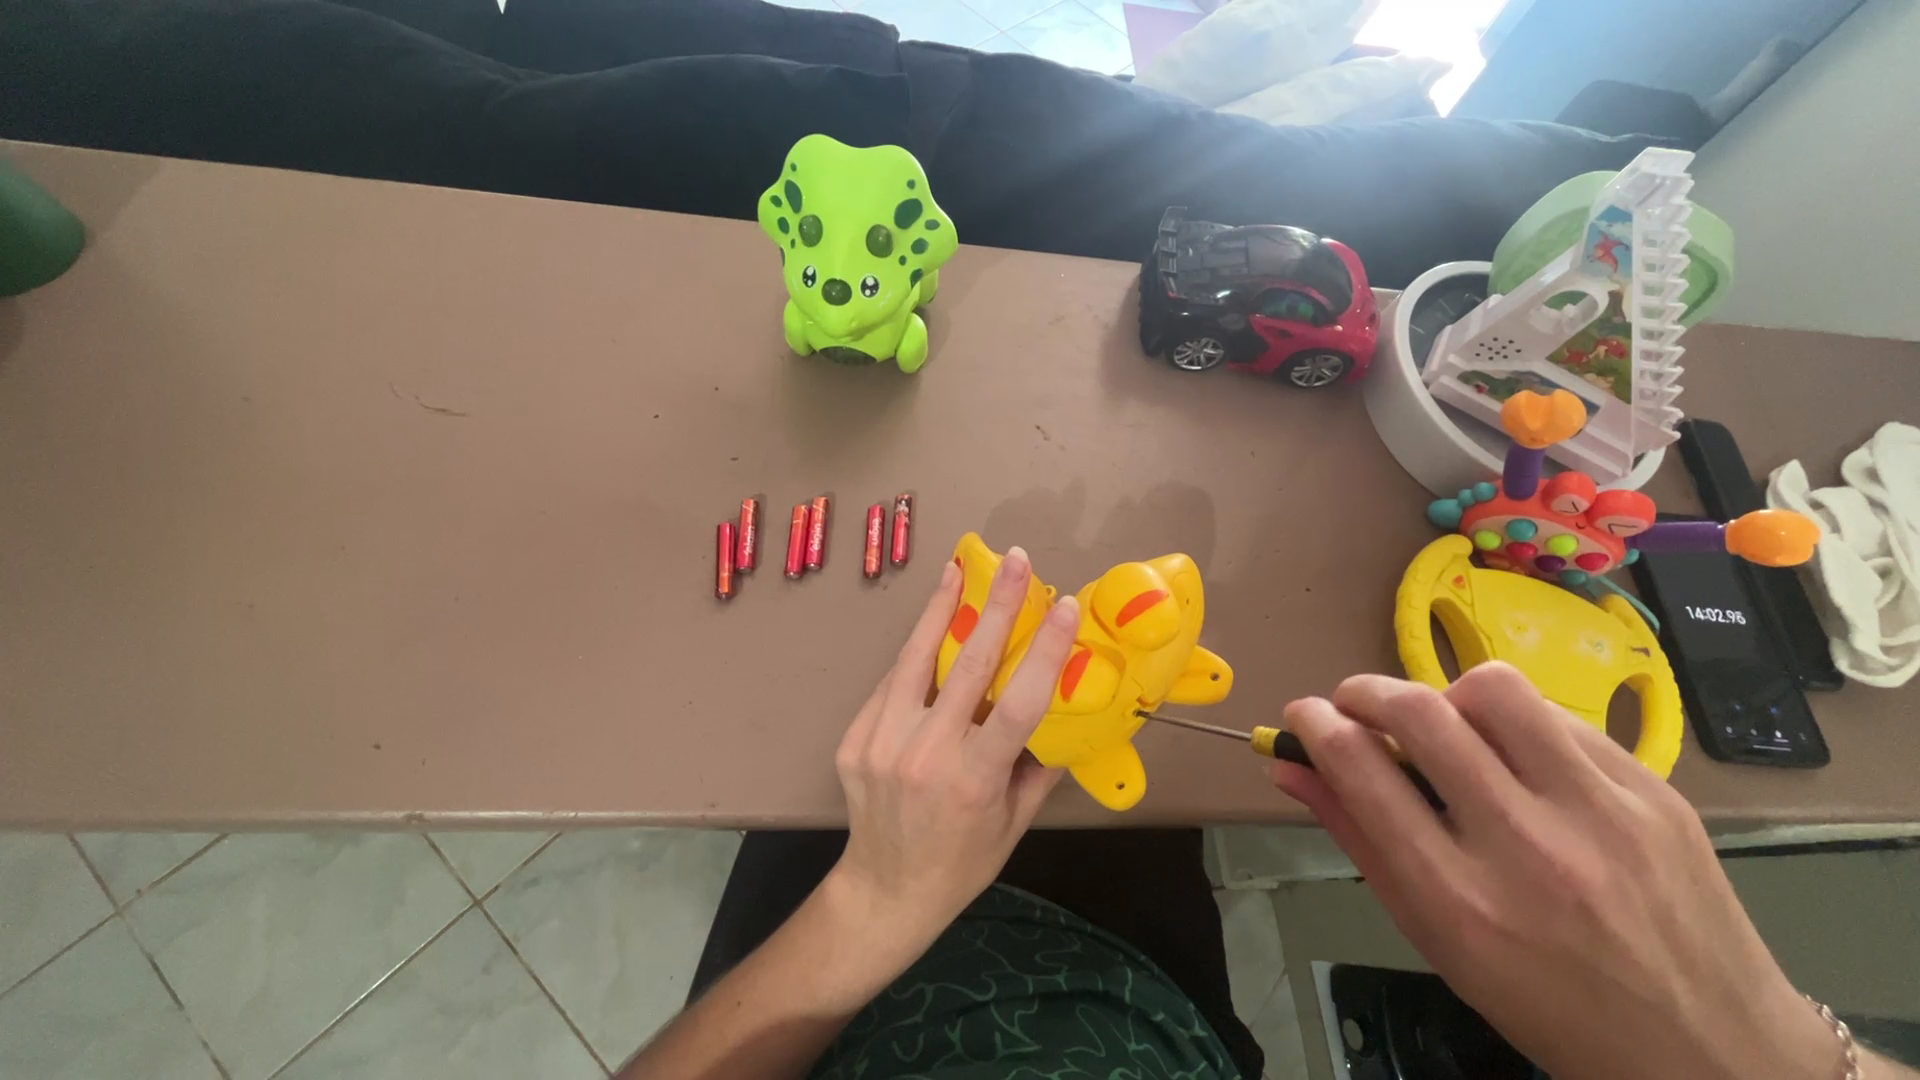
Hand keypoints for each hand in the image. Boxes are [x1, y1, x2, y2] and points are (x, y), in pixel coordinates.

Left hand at [828, 550, 1077, 948]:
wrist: (884, 890)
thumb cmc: (963, 862)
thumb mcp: (1015, 823)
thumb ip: (1040, 766)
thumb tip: (1067, 712)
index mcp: (972, 780)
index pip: (1018, 704)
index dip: (1044, 652)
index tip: (1063, 606)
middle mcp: (923, 754)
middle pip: (967, 664)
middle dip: (995, 604)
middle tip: (1012, 558)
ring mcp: (880, 743)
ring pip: (915, 659)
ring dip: (940, 608)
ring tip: (957, 568)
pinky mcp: (854, 738)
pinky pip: (891, 684)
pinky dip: (915, 653)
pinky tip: (932, 625)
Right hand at [1273, 663, 1841, 1079]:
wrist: (1709, 1051)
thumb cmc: (1539, 998)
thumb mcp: (1429, 932)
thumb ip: (1354, 836)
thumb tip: (1289, 766)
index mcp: (1457, 895)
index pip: (1361, 768)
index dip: (1314, 724)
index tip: (1303, 715)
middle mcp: (1526, 845)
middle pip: (1420, 713)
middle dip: (1364, 692)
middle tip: (1355, 706)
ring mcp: (1600, 811)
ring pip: (1495, 689)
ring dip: (1446, 696)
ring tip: (1447, 730)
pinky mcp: (1653, 791)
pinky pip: (1558, 717)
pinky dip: (1515, 725)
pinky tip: (1518, 762)